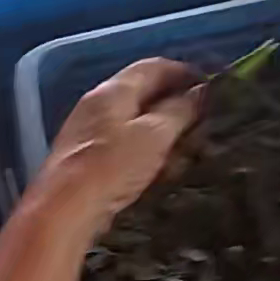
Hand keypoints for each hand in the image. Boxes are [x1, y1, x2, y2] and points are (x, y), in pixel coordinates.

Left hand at [34, 58, 203, 224]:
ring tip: (191, 153)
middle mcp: (93, 109)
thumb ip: (180, 108)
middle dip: (179, 110)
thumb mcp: (155, 133)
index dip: (188, 74)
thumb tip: (198, 93)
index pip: (154, 67)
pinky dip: (146, 157)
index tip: (218, 90)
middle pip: (144, 98)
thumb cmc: (109, 167)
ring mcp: (86, 137)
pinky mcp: (84, 164)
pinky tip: (163, 173)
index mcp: (109, 93)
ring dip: (165, 137)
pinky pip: (124, 152)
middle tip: (207, 126)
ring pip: (136, 127)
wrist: (61, 213)